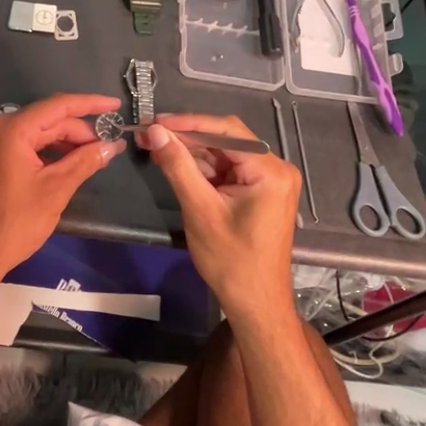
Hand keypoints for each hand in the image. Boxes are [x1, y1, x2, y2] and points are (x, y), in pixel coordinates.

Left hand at [0, 93, 125, 284]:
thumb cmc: (14, 223)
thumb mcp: (55, 190)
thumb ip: (85, 161)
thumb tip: (112, 145)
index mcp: (11, 129)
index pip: (58, 106)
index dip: (91, 104)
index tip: (116, 105)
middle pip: (47, 119)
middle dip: (79, 130)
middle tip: (109, 144)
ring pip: (36, 133)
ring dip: (64, 141)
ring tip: (93, 154)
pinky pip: (23, 145)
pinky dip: (46, 151)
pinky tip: (67, 162)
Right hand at [137, 113, 300, 322]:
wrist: (255, 303)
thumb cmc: (231, 261)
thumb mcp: (200, 209)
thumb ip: (178, 165)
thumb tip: (154, 131)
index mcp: (271, 171)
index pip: (227, 130)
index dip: (188, 123)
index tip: (154, 121)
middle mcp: (276, 168)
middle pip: (226, 140)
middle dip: (187, 137)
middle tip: (149, 134)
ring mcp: (270, 180)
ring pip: (224, 154)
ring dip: (192, 152)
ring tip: (155, 147)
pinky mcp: (261, 192)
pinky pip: (229, 169)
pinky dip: (204, 169)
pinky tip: (176, 165)